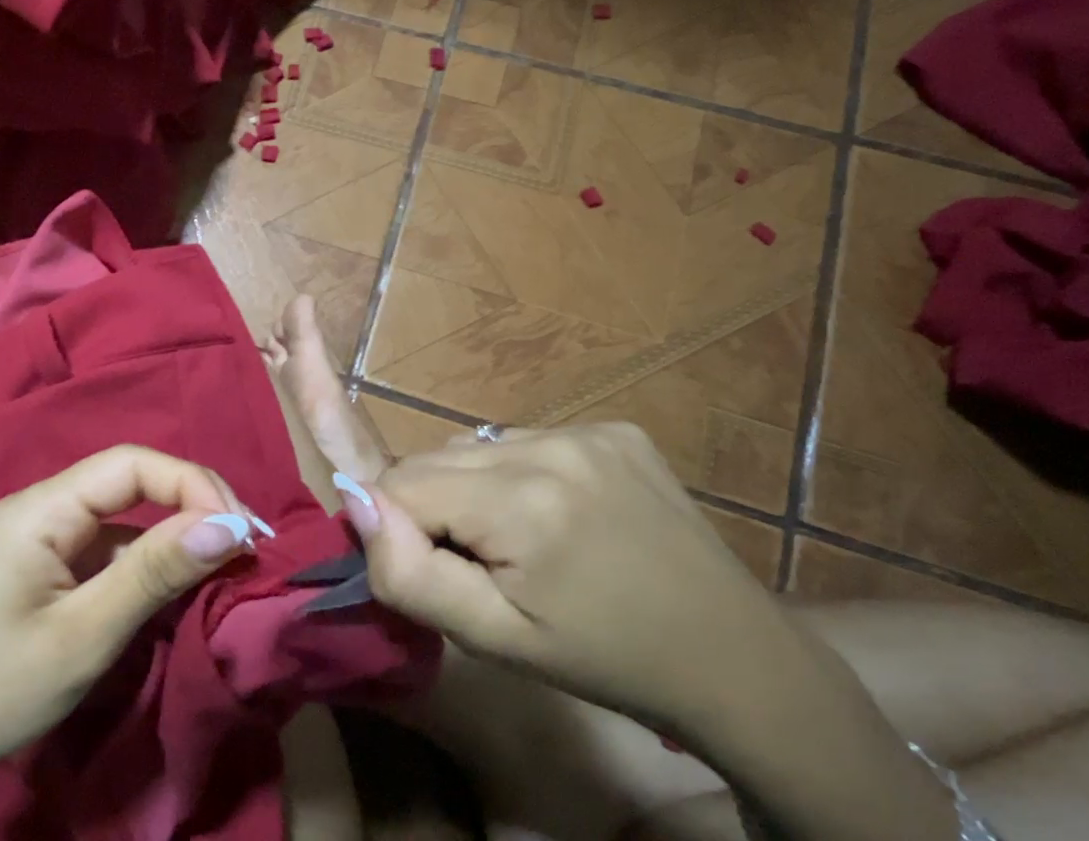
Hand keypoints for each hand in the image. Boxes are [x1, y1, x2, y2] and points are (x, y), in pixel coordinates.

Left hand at [0, 446, 261, 840]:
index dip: (192, 484)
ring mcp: (44, 537)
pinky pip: (110, 547)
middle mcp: (42, 507)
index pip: (130, 463)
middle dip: (192, 505)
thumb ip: (154, 573)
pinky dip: (150, 562)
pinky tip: (181, 584)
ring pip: (125, 516)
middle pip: (129, 481)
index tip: (241, 531)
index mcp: (40, 509)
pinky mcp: (48, 566)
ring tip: (226, 566)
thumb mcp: (85, 634)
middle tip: (247, 547)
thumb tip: (231, 524)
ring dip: (176, 536)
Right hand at [339, 422, 800, 729]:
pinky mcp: (614, 428)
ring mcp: (589, 429)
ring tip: (523, 545)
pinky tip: (560, 518)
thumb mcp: (493, 639)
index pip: (399, 484)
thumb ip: (410, 574)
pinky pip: (523, 441)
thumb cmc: (603, 659)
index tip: (440, 574)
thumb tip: (357, 502)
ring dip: (472, 489)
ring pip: (473, 447)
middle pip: (434, 459)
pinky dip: (517, 476)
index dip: (402, 531)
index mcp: (523, 501)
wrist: (731, 656)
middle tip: (482, 567)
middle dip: (434, 508)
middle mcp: (553, 444)